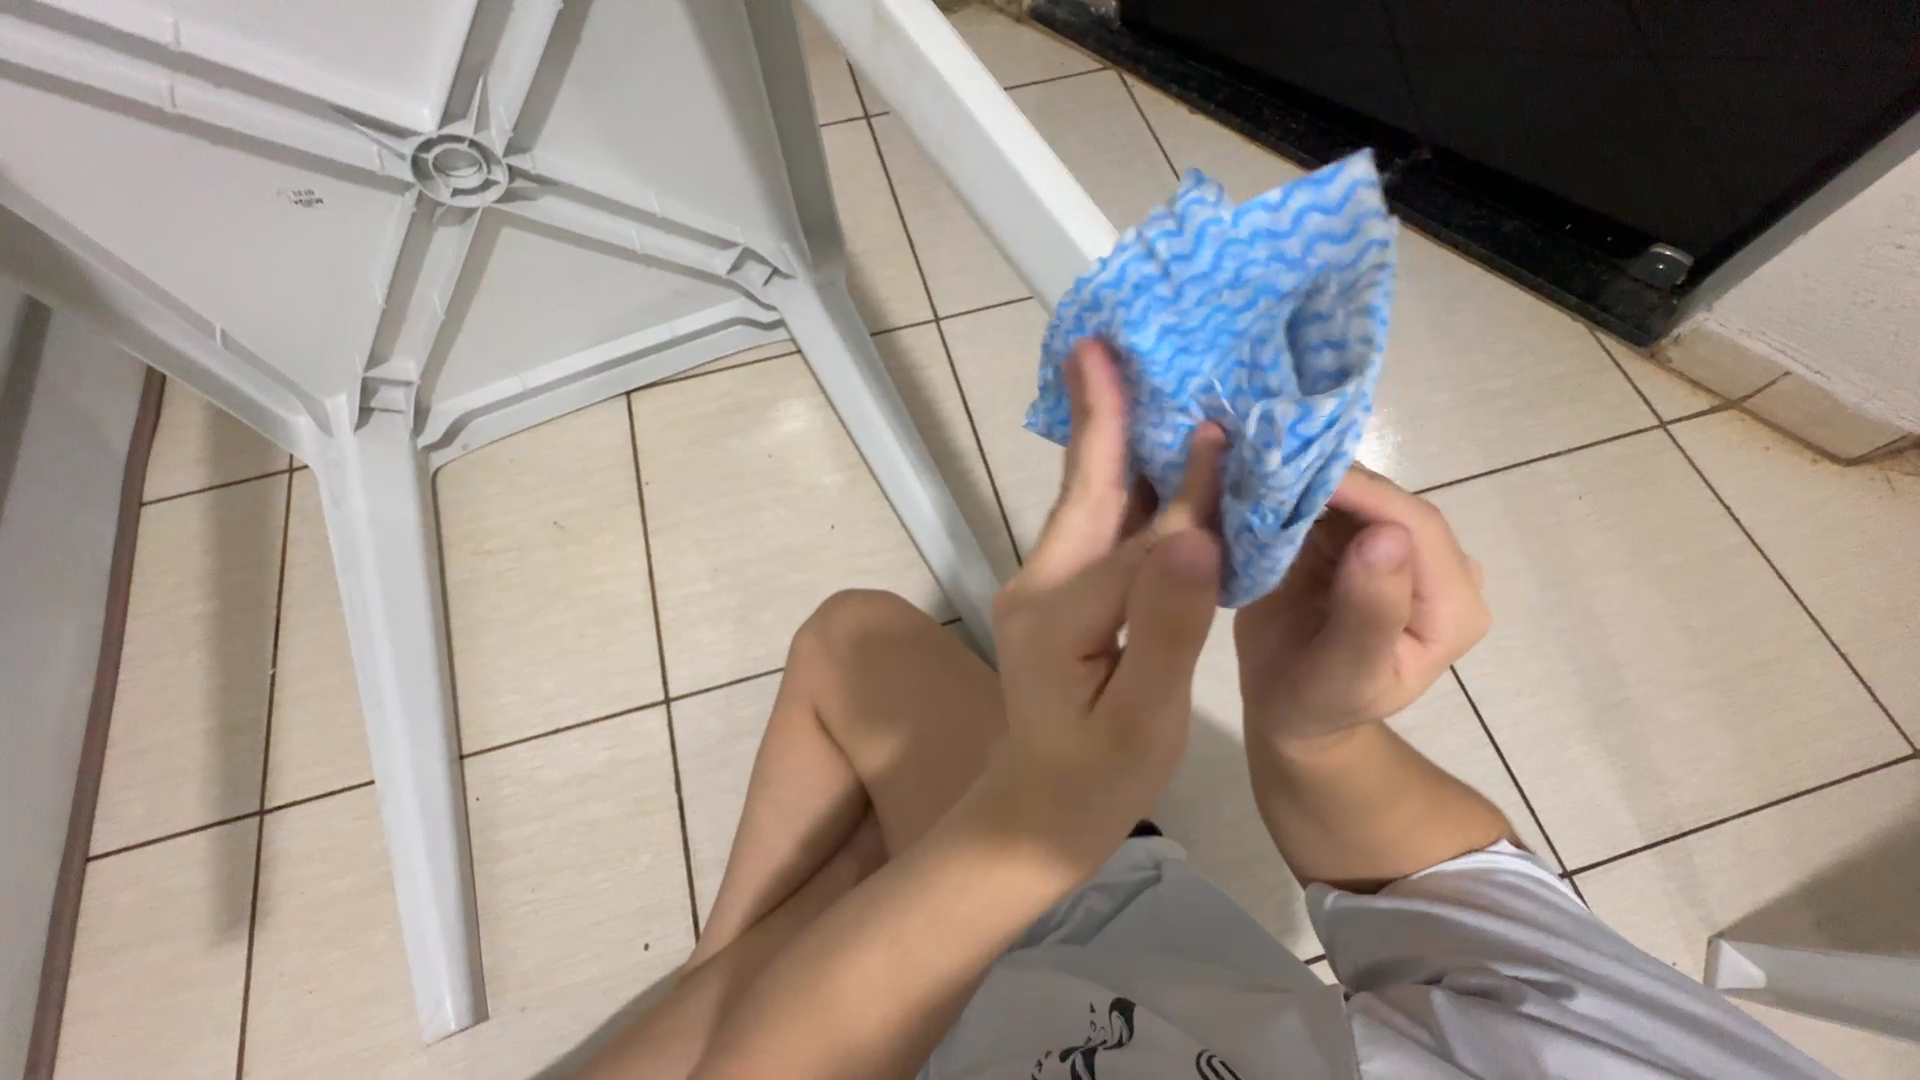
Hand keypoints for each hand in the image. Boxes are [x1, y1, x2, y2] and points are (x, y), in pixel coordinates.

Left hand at [991, 339, 1224, 869]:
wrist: (1037, 810)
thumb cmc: (1096, 780)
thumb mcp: (1141, 719)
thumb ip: (1165, 627)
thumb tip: (1195, 536)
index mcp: (1057, 613)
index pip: (1138, 540)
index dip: (1189, 493)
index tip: (1226, 430)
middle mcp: (1040, 583)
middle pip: (1086, 491)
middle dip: (1102, 416)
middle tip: (1101, 342)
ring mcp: (1043, 585)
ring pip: (1088, 502)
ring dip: (1111, 440)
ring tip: (1127, 374)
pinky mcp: (1056, 593)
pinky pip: (1095, 527)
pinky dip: (1122, 484)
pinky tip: (1149, 456)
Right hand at [1234, 465, 1488, 744]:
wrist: (1287, 709)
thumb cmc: (1316, 703)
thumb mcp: (1343, 675)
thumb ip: (1369, 613)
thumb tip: (1385, 536)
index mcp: (1451, 605)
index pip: (1417, 528)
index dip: (1364, 494)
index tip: (1296, 473)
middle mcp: (1433, 569)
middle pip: (1386, 503)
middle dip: (1329, 481)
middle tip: (1263, 464)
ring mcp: (1392, 552)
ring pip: (1352, 497)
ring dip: (1305, 480)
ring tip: (1253, 467)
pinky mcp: (1353, 543)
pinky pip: (1325, 505)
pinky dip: (1292, 492)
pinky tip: (1256, 483)